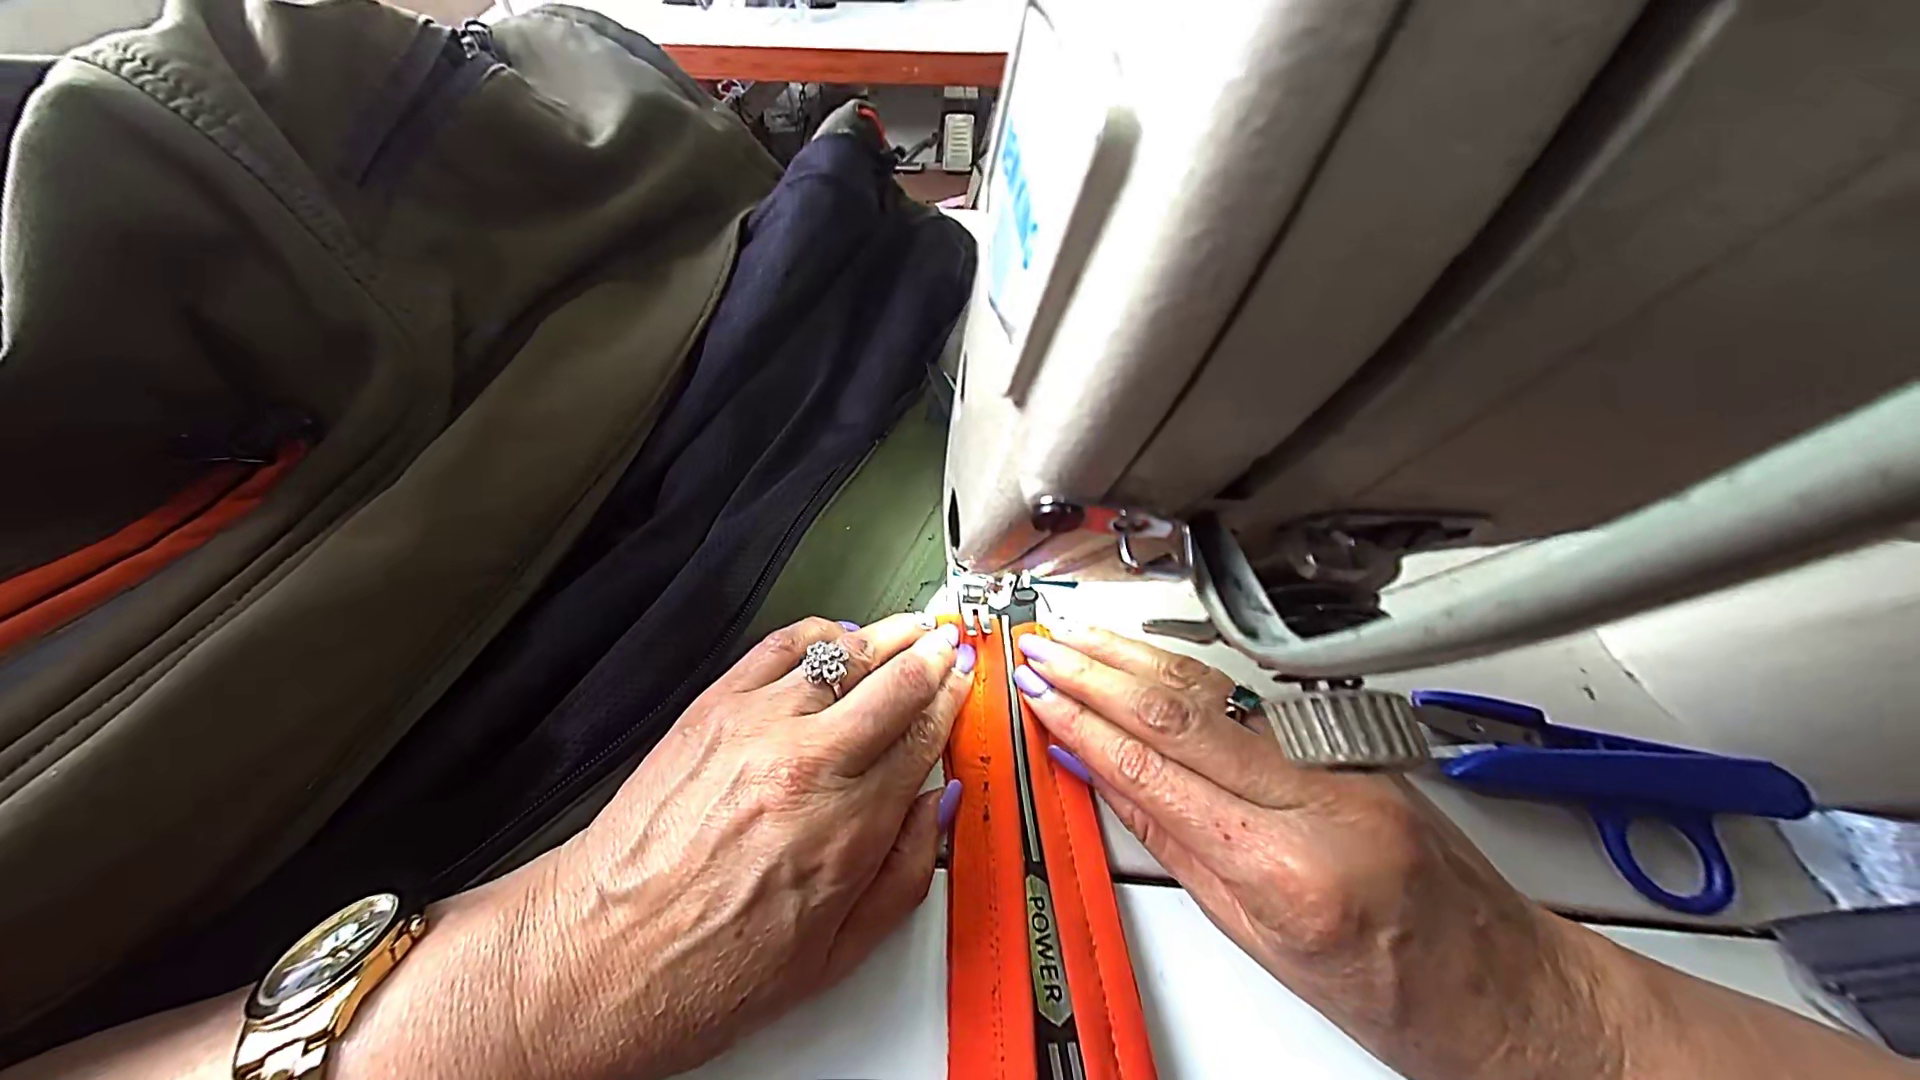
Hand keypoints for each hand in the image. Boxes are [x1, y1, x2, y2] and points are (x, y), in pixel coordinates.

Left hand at [507, 614, 972, 1079]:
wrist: (598, 954)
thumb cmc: (710, 965)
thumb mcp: (838, 951)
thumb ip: (908, 871)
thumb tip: (937, 806)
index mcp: (849, 826)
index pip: (924, 735)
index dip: (952, 701)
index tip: (961, 684)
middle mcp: (810, 764)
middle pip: (898, 681)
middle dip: (935, 655)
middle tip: (948, 643)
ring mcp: (759, 725)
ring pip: (847, 653)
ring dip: (890, 635)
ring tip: (910, 628)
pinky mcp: (714, 707)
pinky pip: (783, 645)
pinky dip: (821, 631)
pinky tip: (839, 634)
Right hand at [1012, 627, 1621, 1079]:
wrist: (1500, 981)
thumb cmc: (1388, 986)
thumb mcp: (1251, 934)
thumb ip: (1167, 836)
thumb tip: (1100, 772)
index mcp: (1285, 868)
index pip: (1151, 771)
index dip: (1083, 723)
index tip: (1041, 694)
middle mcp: (1314, 796)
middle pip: (1175, 712)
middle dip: (1094, 673)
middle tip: (1044, 649)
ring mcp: (1335, 753)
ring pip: (1206, 687)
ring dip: (1129, 655)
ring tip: (1076, 636)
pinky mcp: (1342, 735)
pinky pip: (1241, 693)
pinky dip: (1177, 668)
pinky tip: (1142, 652)